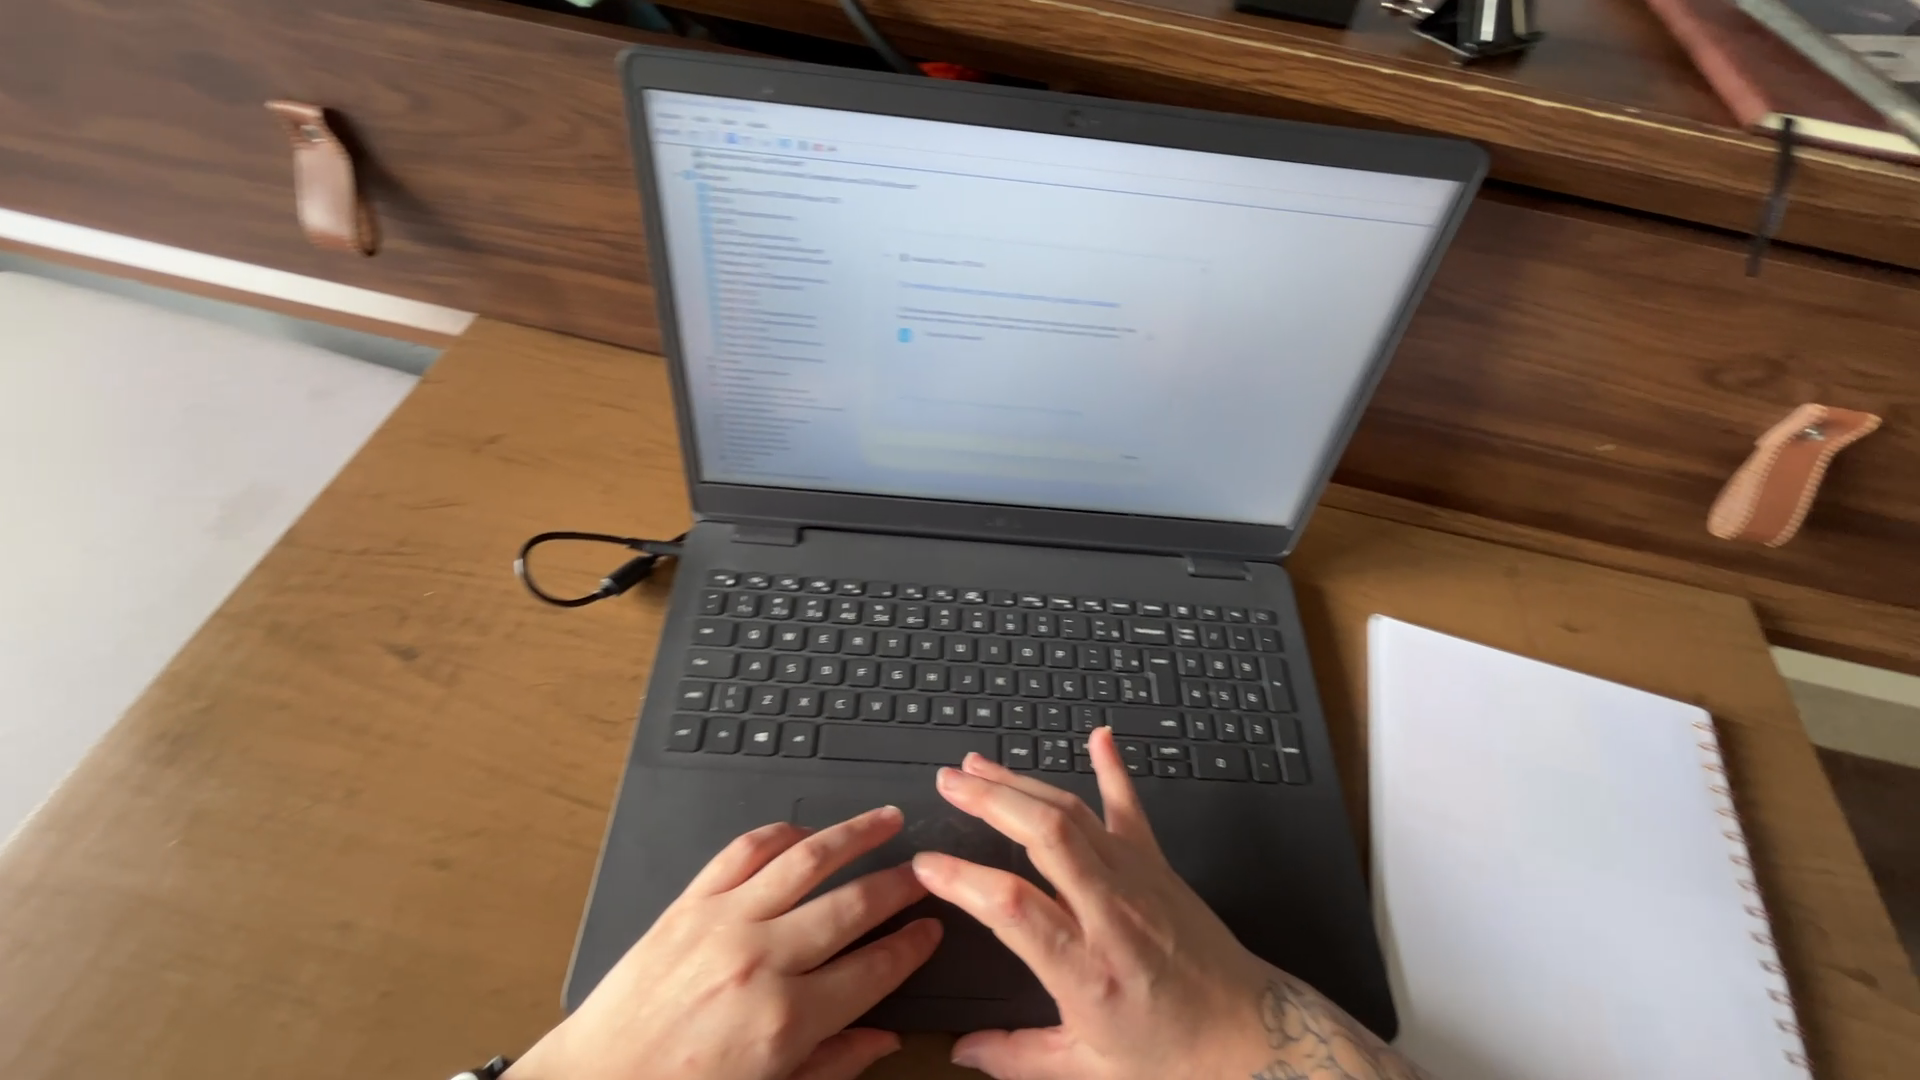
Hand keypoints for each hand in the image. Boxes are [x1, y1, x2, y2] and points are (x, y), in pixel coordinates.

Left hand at [509, 805, 941, 1079]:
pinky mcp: (691, 901)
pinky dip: (782, 833)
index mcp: (785, 1021)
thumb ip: (834, 1063)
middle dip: (900, 884)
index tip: (931, 927)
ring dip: (856, 834)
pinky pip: (745, 849)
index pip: (874, 968)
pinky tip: (807, 832)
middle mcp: (762, 959)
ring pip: (808, 859)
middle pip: (853, 904)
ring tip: (887, 819)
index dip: (912, 944)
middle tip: (924, 870)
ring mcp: (725, 920)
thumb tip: (886, 1038)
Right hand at [914, 729, 1422, 1079]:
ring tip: (979, 764)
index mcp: (1086, 969)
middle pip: (1045, 835)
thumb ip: (1016, 1056)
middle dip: (991, 799)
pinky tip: (1099, 736)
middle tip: (949, 781)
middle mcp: (1109, 912)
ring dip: (1023, 782)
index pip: (1011, 906)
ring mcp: (1135, 877)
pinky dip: (1113, 768)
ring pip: (1073, 813)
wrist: (1250, 1036)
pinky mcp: (1156, 862)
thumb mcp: (1087, 1068)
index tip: (926, 864)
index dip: (962, 878)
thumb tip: (960, 1050)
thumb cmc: (1171, 1055)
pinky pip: (1130, 806)